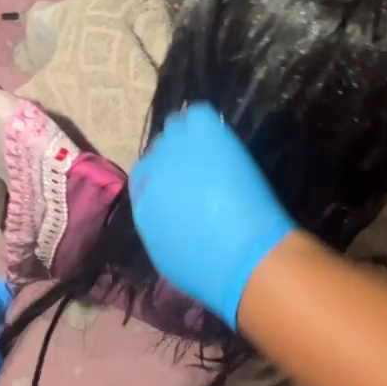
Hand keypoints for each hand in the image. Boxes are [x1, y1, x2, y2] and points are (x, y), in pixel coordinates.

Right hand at [130, 105, 295, 325]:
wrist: (245, 260)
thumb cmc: (209, 270)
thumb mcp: (166, 255)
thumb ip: (158, 225)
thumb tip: (166, 211)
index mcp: (140, 203)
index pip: (143, 175)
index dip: (163, 177)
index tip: (182, 184)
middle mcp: (154, 171)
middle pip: (159, 149)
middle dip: (176, 157)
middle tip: (199, 169)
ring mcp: (179, 150)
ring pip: (176, 127)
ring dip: (189, 137)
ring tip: (208, 151)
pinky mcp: (207, 137)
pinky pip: (199, 114)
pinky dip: (205, 122)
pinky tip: (217, 136)